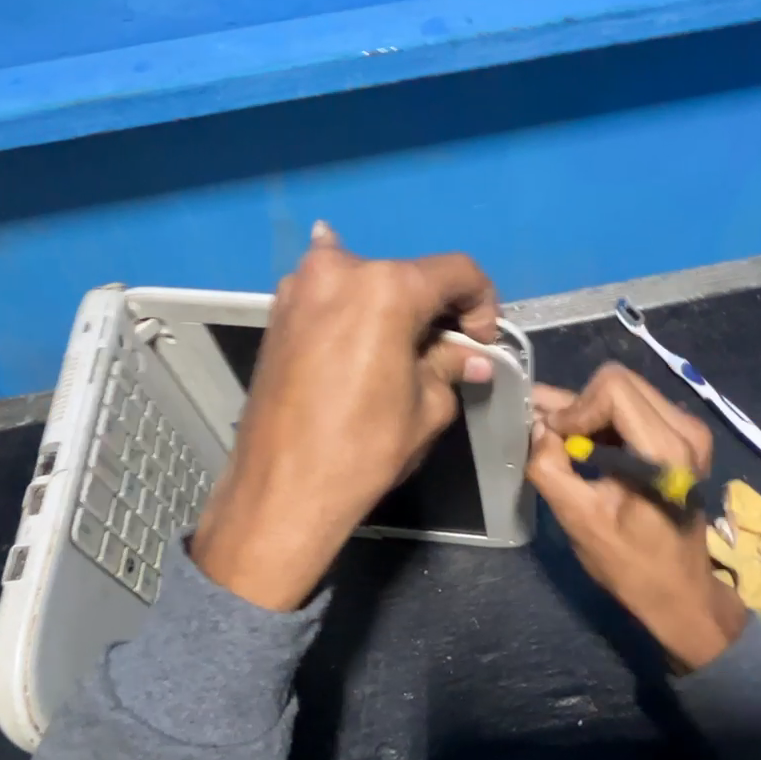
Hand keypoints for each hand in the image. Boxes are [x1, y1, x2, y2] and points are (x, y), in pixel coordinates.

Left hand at [191, 223, 499, 610]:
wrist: (282, 489)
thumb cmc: (363, 449)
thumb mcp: (427, 408)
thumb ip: (450, 367)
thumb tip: (472, 358)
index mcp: (386, 287)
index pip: (457, 272)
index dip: (483, 303)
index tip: (482, 341)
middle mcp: (339, 270)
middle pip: (410, 274)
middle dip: (436, 308)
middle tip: (448, 350)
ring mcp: (300, 288)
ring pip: (367, 281)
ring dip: (393, 306)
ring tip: (404, 349)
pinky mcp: (278, 314)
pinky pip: (328, 296)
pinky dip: (351, 303)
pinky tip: (358, 315)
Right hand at [527, 364, 749, 670]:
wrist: (680, 592)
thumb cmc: (632, 564)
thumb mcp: (580, 520)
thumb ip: (551, 469)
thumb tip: (537, 428)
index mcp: (667, 450)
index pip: (612, 389)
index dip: (574, 408)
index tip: (555, 442)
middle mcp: (686, 429)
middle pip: (618, 382)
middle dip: (578, 406)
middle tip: (552, 438)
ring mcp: (689, 430)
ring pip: (625, 390)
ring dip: (589, 413)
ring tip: (562, 442)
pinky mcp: (683, 437)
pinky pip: (636, 406)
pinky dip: (604, 421)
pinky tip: (584, 447)